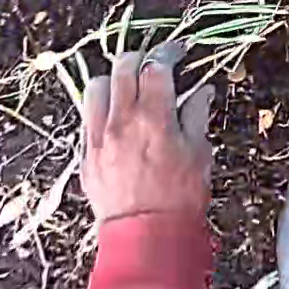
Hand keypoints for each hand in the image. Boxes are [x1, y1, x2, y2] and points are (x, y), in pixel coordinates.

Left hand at [81, 43, 215, 223]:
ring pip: (96, 87)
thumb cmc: (179, 194)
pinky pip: (87, 117)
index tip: (180, 51)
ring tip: (130, 87)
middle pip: (123, 66)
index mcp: (154, 116)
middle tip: (156, 65)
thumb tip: (203, 89)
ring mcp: (98, 139)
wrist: (145, 237)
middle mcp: (121, 121)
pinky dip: (102, 108)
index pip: (156, 64)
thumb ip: (197, 112)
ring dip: (115, 80)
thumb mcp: (199, 148)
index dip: (170, 51)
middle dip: (142, 58)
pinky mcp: (85, 157)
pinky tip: (118, 116)